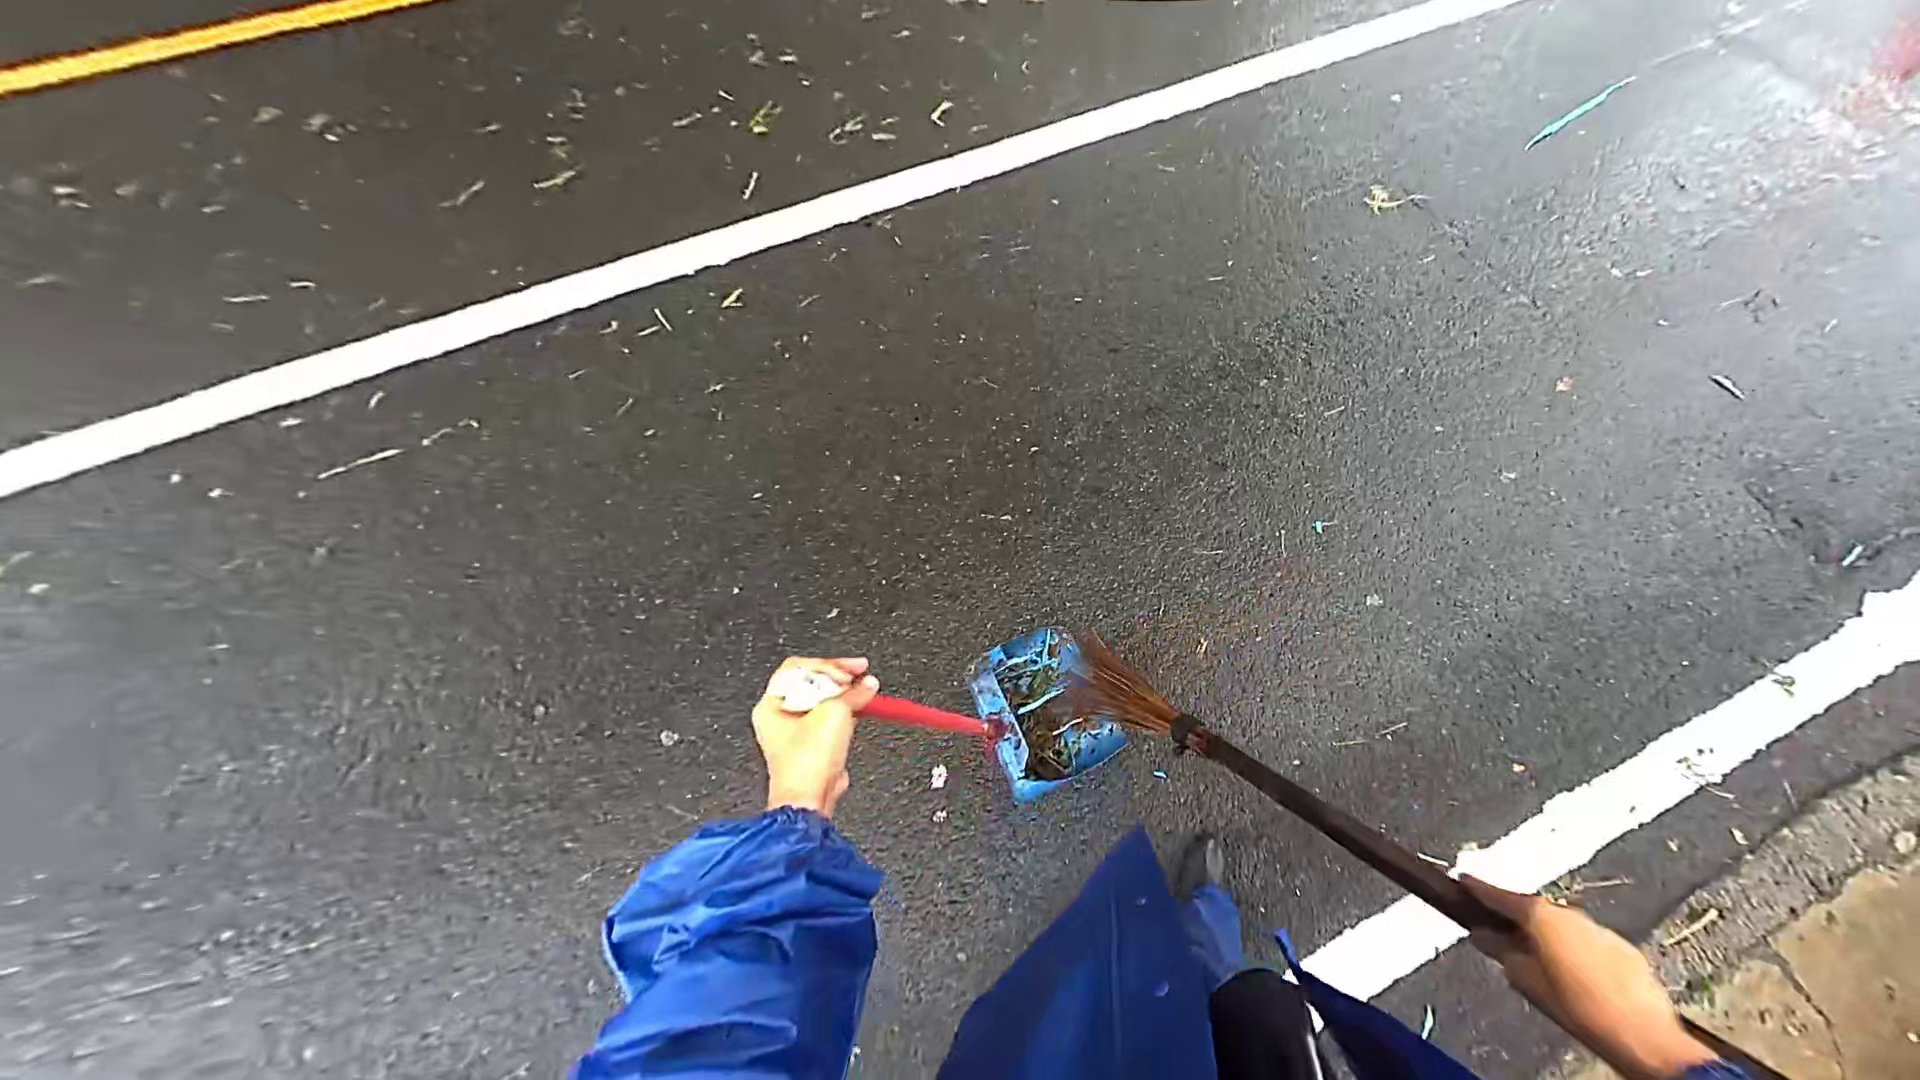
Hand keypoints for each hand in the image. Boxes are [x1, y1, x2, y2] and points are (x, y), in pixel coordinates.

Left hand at [752, 657, 877, 818]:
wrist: (811, 798)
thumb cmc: (806, 762)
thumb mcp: (835, 712)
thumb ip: (855, 693)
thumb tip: (869, 684)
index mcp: (771, 705)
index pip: (798, 669)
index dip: (826, 666)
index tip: (850, 669)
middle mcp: (780, 717)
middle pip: (811, 683)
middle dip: (838, 677)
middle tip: (859, 674)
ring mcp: (797, 731)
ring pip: (823, 700)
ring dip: (845, 694)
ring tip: (863, 689)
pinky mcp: (814, 745)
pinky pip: (830, 718)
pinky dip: (846, 711)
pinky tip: (860, 707)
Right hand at [1461, 877, 1715, 1079]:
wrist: (1649, 1042)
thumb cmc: (1582, 1010)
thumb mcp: (1524, 979)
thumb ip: (1499, 950)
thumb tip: (1484, 936)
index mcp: (1540, 916)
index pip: (1498, 894)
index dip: (1476, 888)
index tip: (1463, 881)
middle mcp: (1571, 916)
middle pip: (1533, 910)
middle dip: (1517, 920)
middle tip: (1499, 933)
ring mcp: (1602, 932)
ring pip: (1563, 926)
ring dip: (1548, 937)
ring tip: (1539, 961)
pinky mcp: (1628, 953)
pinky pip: (1590, 943)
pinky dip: (1576, 951)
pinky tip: (1575, 975)